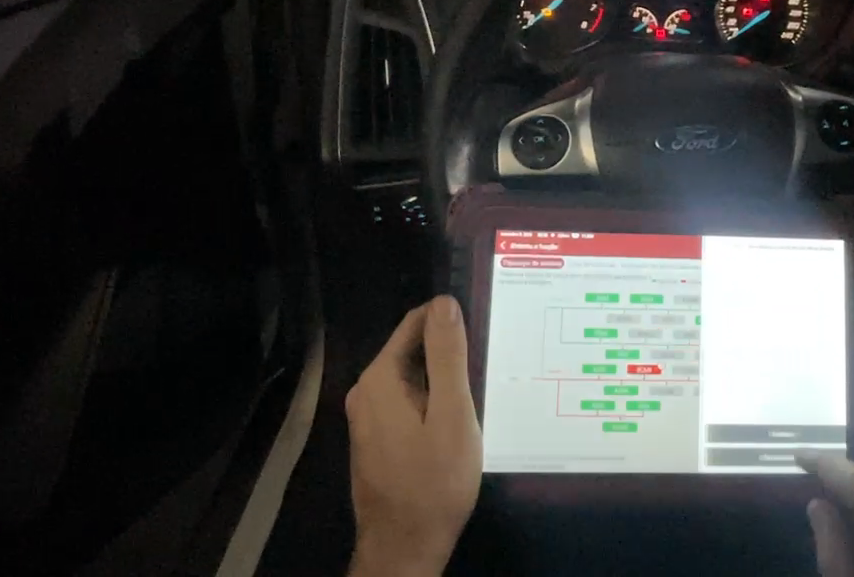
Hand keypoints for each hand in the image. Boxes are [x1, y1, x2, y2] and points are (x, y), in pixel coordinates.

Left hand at [345, 296, 482, 576]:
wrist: (404, 551)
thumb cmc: (434, 482)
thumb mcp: (452, 413)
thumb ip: (448, 356)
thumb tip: (445, 302)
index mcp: (380, 378)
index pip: (416, 322)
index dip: (451, 320)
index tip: (484, 329)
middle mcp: (366, 391)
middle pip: (413, 348)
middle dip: (449, 351)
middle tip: (487, 364)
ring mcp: (368, 416)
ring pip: (413, 376)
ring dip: (444, 378)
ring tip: (480, 388)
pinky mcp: (377, 437)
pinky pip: (408, 400)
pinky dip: (433, 400)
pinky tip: (458, 417)